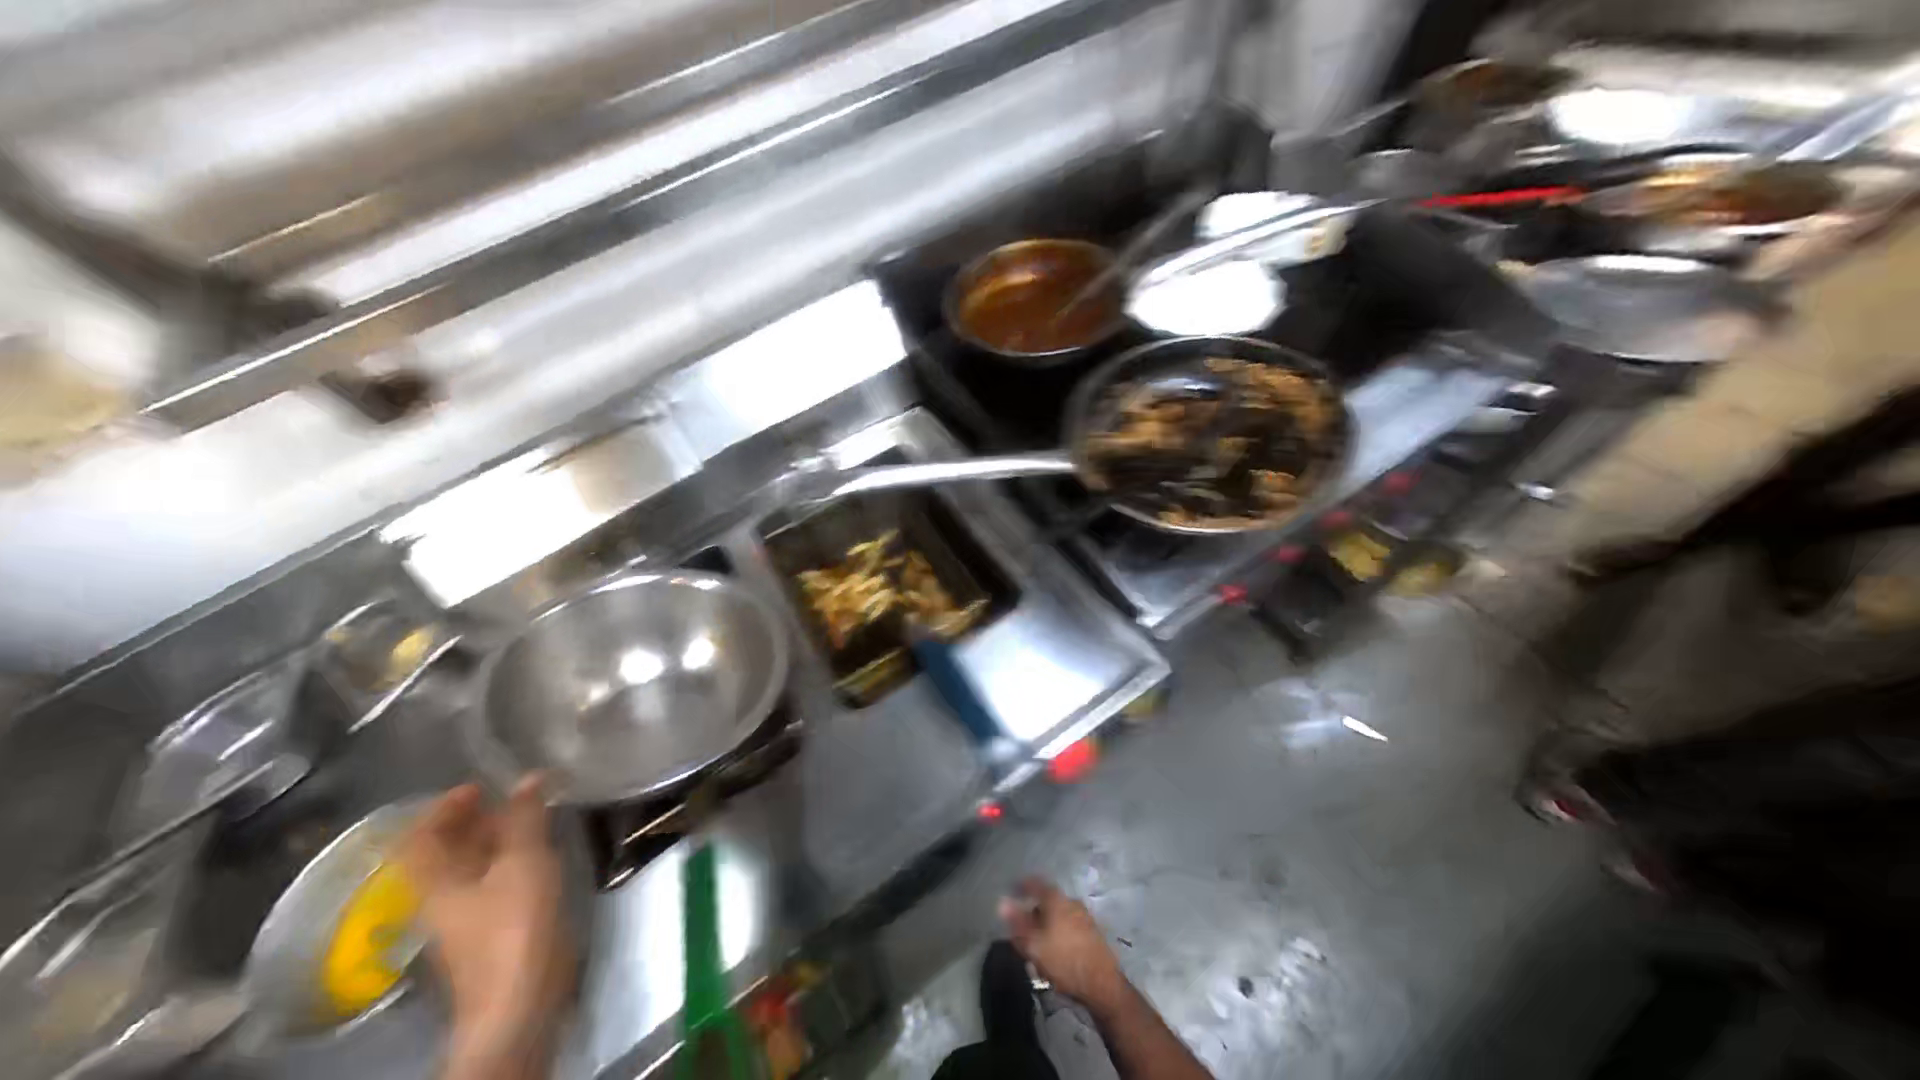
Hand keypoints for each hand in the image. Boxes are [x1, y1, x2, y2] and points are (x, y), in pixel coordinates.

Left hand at [400, 777, 573, 1075]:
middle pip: (446, 853)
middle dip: (474, 822)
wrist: (519, 1002)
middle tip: (511, 799)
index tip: (478, 787)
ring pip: (472, 870)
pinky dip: (510, 863)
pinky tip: (539, 857)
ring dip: (496, 842)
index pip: (420, 837)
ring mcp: (466, 920)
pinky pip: (493, 885)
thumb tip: (529, 778)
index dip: (444, 807)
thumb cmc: (514, 926)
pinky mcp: (493, 933)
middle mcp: (441, 900)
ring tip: (531, 820)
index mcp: (435, 882)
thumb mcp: (524, 862)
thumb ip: (525, 819)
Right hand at [998, 877, 1125, 1010]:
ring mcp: (1085, 916)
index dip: (1021, 887)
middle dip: (1034, 912)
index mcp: (1056, 899)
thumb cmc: (1063, 960)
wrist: (1102, 984)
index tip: (1012, 892)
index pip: (1034, 884)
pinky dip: (1060, 931)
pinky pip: (1070, 925)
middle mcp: (1072, 901)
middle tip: (1024, 928)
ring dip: (1048, 924)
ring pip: (1059, 914)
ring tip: (1039, 944)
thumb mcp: (1033, 945)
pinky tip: (1056, 950)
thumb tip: (1002, 902)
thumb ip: (1017, 922)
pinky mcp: (1094, 932)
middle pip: (1047, 900)